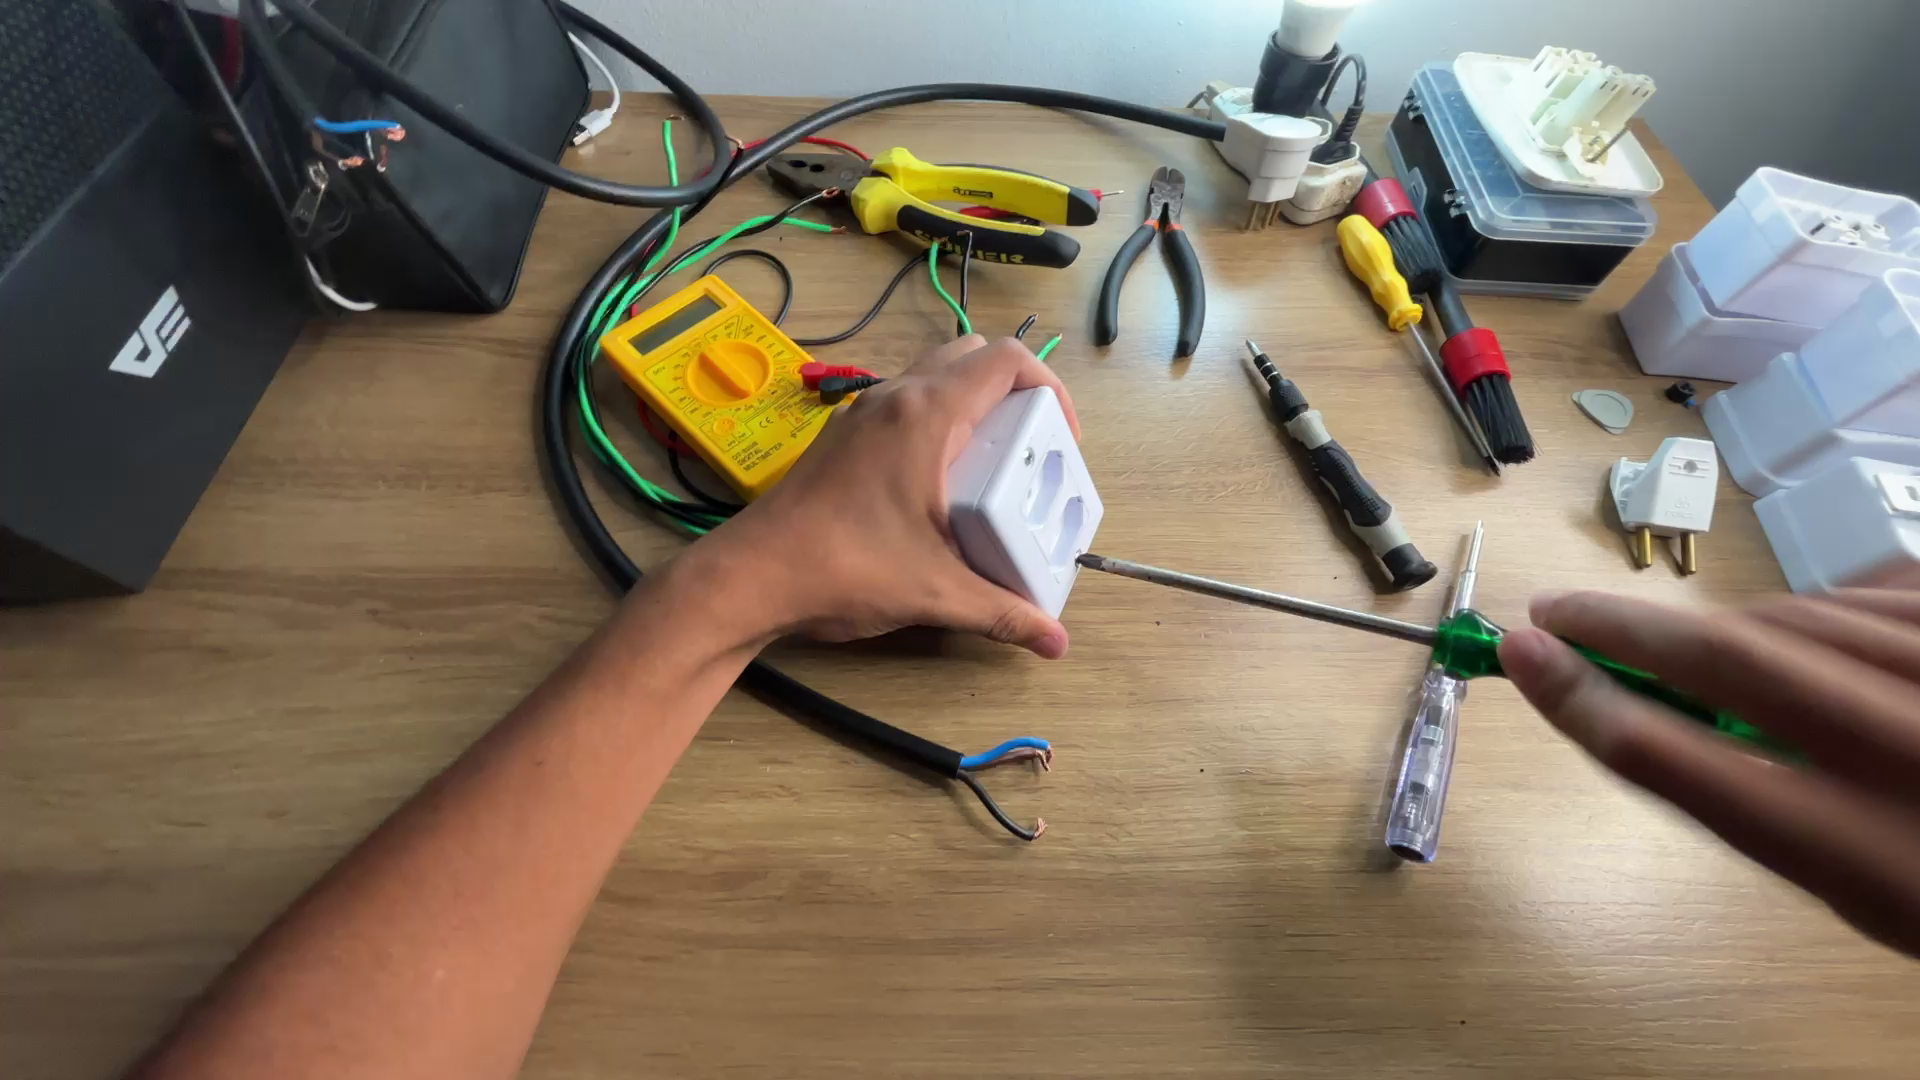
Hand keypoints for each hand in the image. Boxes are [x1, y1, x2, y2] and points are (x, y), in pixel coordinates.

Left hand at [673, 335, 1078, 657]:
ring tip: (990, 466)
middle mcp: (895, 398)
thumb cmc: (846, 569)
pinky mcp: (844, 436)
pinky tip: (938, 485)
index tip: (1063, 439)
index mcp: (926, 415)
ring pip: (935, 377)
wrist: (751, 577)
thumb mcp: (936, 592)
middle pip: (972, 357)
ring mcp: (863, 413)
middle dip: (1014, 393)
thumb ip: (1003, 613)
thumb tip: (1056, 641)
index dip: (1050, 388)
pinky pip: (906, 404)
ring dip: (973, 406)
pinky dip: (938, 423)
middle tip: (1028, 448)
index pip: (1007, 360)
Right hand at [1500, 589, 1919, 957]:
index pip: (1666, 755)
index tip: (1518, 650)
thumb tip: (1588, 683)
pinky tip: (1817, 642)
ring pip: (1787, 617)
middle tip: (1556, 611)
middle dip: (1615, 623)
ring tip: (1722, 657)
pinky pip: (1862, 593)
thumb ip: (1708, 785)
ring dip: (1724, 628)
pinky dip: (1815, 610)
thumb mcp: (1823, 871)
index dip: (1574, 692)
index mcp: (1867, 857)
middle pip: (1721, 655)